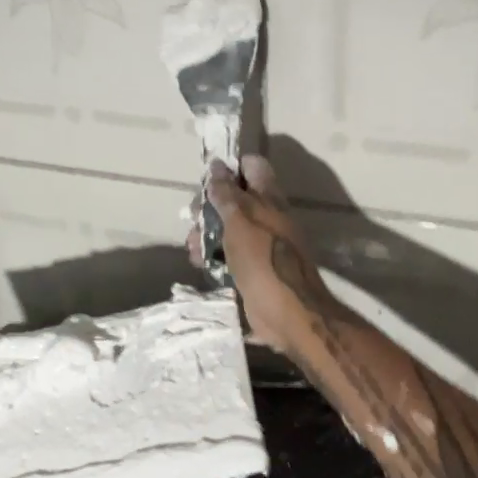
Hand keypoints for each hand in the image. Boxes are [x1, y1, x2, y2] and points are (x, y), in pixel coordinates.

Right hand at [200, 156, 325, 356]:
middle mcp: (267, 215)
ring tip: (190, 245)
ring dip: (206, 232)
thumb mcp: (239, 220)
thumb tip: (216, 165)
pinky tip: (198, 261)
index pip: (252, 166)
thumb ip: (225, 193)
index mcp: (268, 197)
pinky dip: (213, 254)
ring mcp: (260, 242)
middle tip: (192, 216)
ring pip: (229, 226)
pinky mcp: (253, 266)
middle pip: (235, 197)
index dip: (231, 166)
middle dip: (209, 204)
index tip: (208, 177)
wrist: (287, 311)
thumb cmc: (262, 258)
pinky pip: (229, 252)